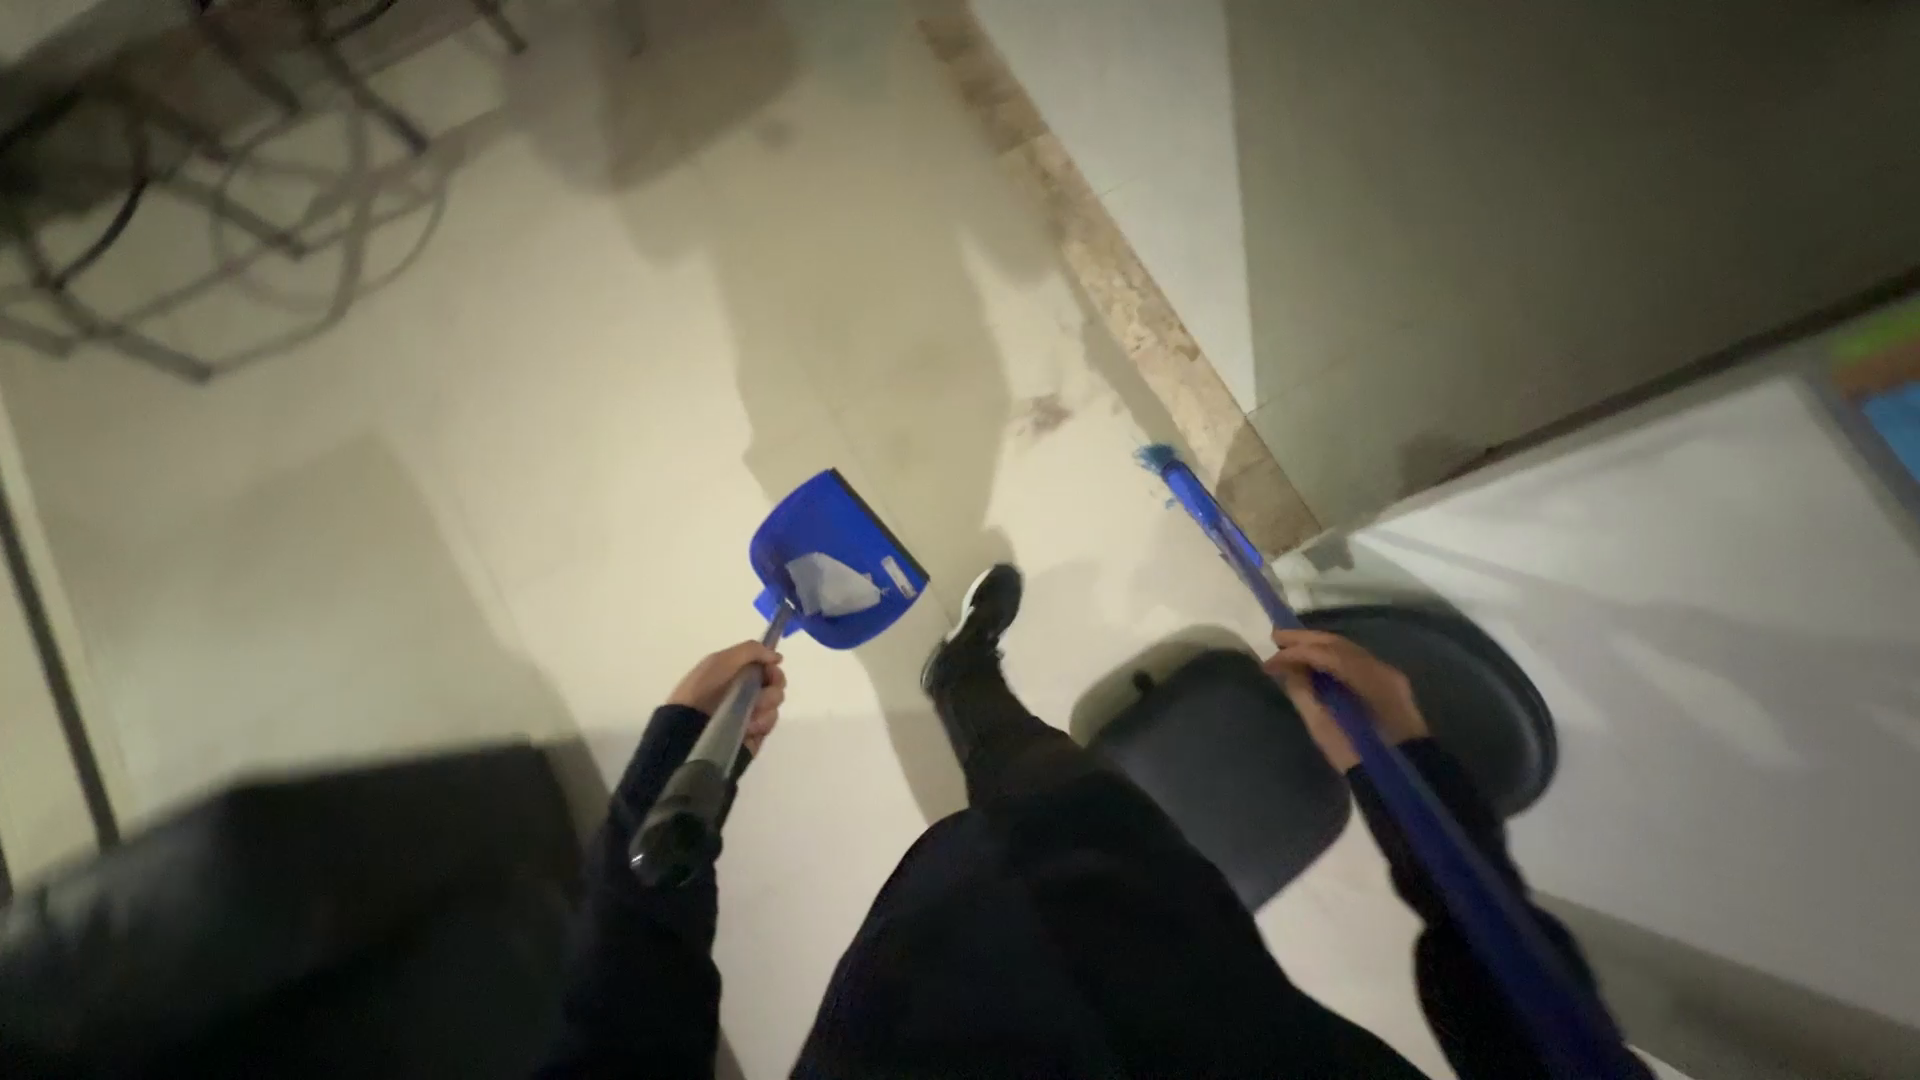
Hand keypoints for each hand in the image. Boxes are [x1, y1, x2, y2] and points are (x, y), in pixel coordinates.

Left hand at [668, 642, 786, 755]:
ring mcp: (751, 715)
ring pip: (775, 706)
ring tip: (748, 714)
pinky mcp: (753, 734)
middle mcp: (747, 693)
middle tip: (760, 694)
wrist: (689, 725)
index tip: (769, 671)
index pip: (768, 669)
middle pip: (776, 686)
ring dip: (765, 706)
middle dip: (772, 688)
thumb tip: (777, 657)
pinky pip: (769, 725)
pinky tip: (748, 726)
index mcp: (738, 675)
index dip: (772, 669)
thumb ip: (751, 650)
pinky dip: (761, 723)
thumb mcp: (722, 660)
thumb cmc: (703, 690)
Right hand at [1263, 629, 1427, 771]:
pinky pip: (1354, 660)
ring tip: (1290, 648)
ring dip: (1317, 646)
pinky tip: (1314, 662)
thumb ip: (1304, 692)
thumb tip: (1288, 670)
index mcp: (1366, 678)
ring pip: (1347, 648)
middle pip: (1337, 643)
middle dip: (1304, 639)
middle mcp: (1379, 668)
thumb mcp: (1324, 726)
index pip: (1324, 654)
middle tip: (1274, 638)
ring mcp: (1386, 674)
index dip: (1292, 654)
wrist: (1402, 779)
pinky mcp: (1387, 683)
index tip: (1268, 664)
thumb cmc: (1359, 755)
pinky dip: (1331, 656)